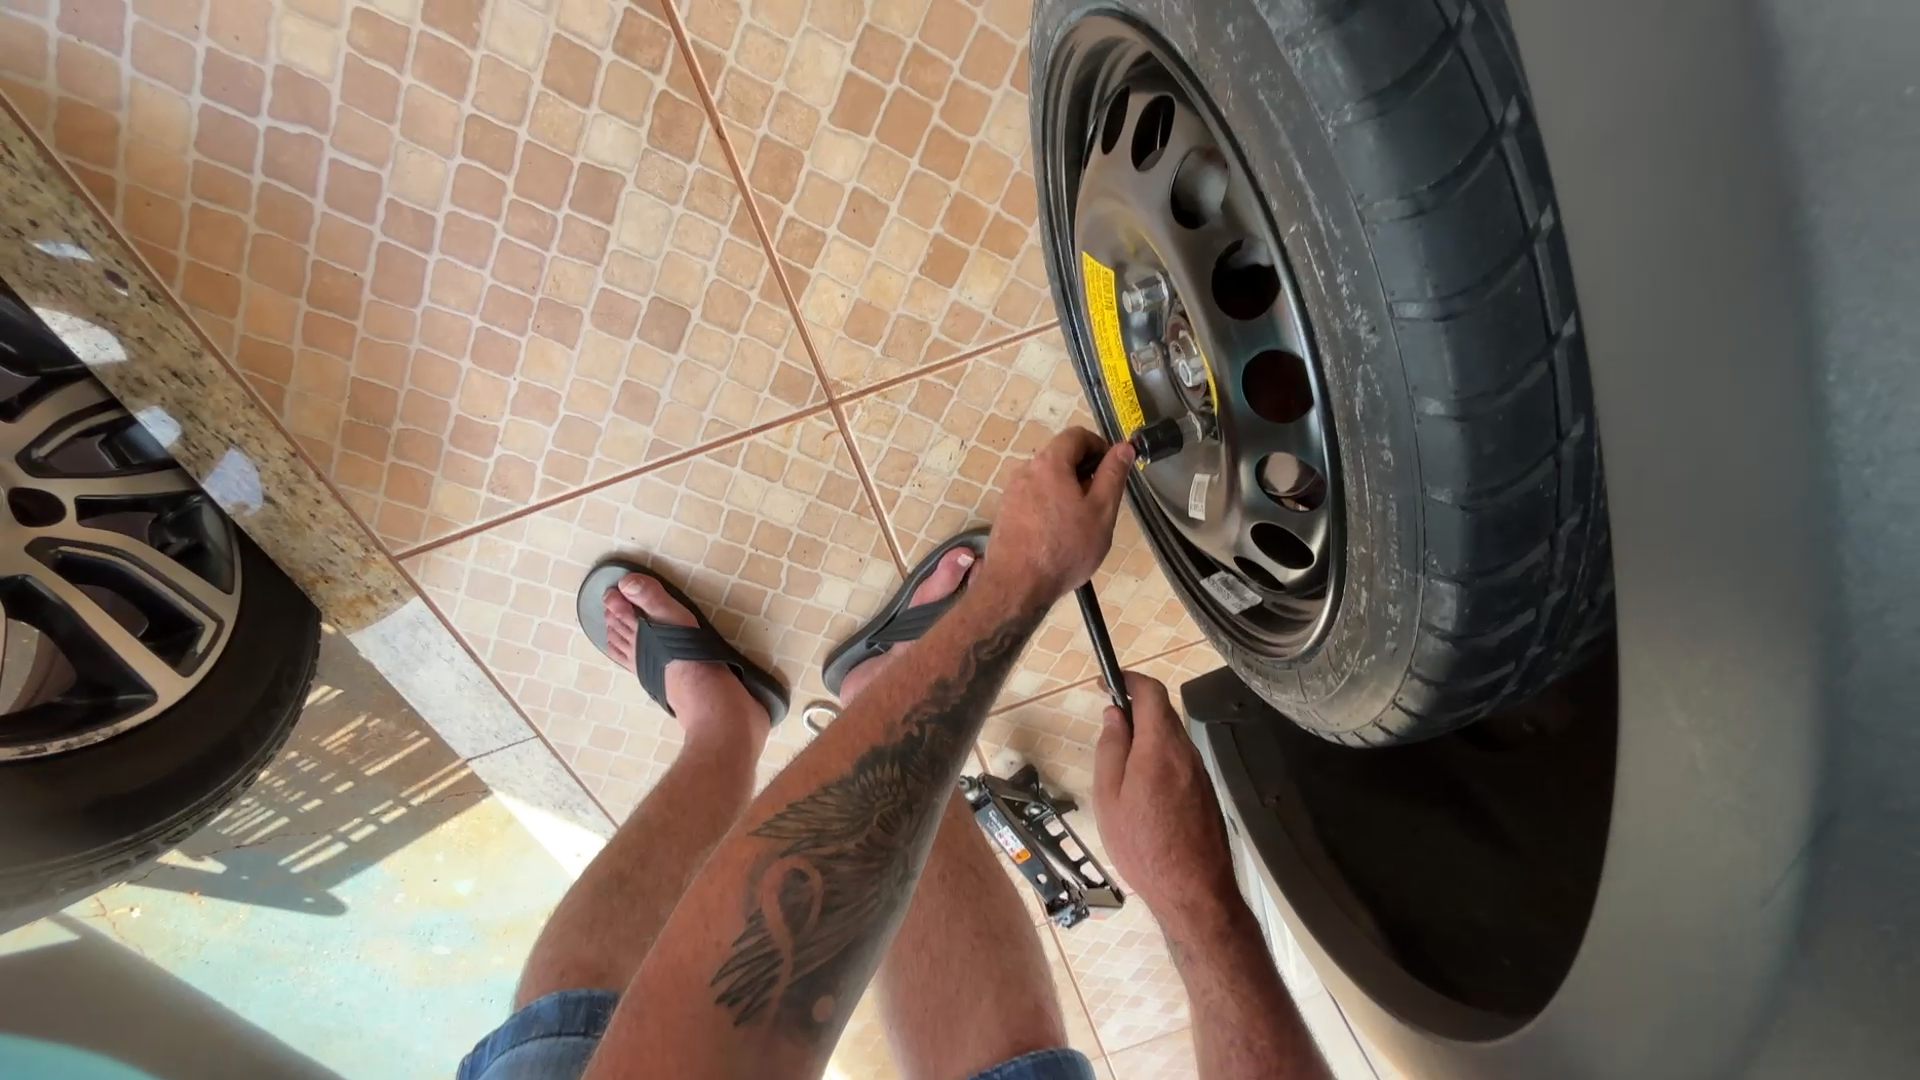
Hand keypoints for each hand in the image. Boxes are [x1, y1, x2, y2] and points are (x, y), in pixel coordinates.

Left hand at [978, 427, 1133, 609]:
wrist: (1016, 586)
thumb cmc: (1065, 549)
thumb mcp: (1101, 511)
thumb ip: (1113, 475)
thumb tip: (1124, 447)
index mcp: (1049, 463)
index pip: (1076, 435)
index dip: (1100, 446)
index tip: (1113, 469)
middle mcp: (1025, 471)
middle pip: (1060, 457)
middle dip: (1084, 472)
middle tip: (1101, 501)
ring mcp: (1011, 493)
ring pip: (1047, 480)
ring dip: (1068, 491)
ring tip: (1081, 523)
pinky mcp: (1005, 514)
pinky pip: (1034, 499)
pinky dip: (1051, 506)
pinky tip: (1059, 535)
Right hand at [1093, 672, 1238, 925]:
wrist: (1194, 892)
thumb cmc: (1142, 846)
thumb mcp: (1109, 797)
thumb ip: (1110, 749)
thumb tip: (1113, 714)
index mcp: (1160, 747)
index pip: (1151, 692)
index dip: (1129, 679)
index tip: (1108, 682)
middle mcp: (1185, 752)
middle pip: (1162, 713)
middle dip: (1134, 711)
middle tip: (1108, 730)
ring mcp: (1199, 772)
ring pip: (1171, 738)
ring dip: (1147, 737)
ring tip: (1122, 769)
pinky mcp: (1205, 791)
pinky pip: (1179, 760)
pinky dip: (1159, 758)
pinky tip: (1144, 791)